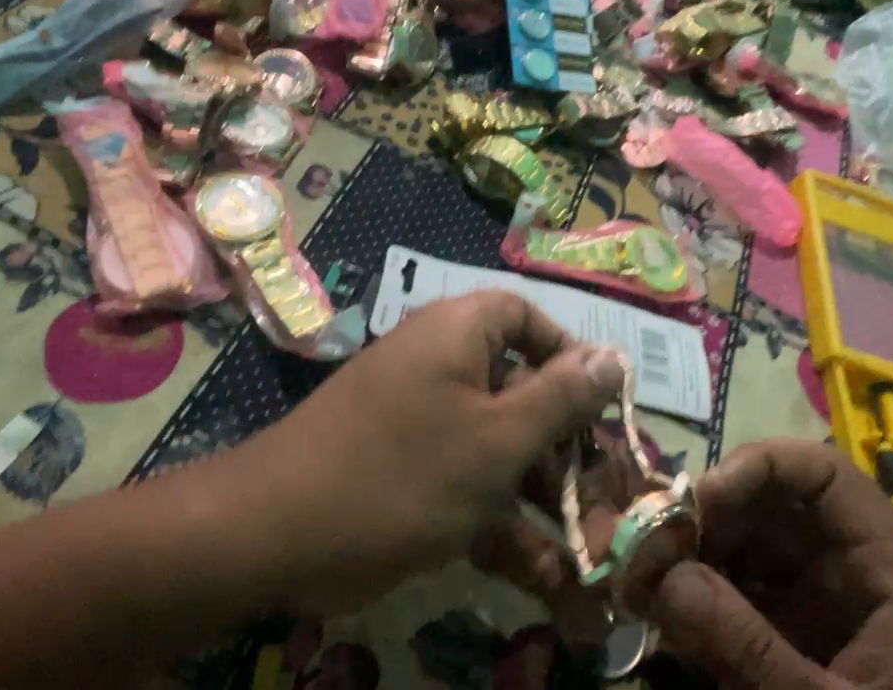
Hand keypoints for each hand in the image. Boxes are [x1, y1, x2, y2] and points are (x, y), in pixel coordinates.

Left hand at [239, 290, 627, 616]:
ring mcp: (421, 423)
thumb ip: (561, 398)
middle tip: (607, 497)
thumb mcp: (499, 437)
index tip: (600, 406)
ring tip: (590, 552)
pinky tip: (543, 576)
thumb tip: (611, 355)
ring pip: (499, 449)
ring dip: (543, 500)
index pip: (523, 316)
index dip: (566, 353)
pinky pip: (467, 484)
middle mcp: (440, 366)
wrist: (281, 534)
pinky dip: (501, 522)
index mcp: (458, 334)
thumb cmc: (406, 471)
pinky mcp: (408, 473)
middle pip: (520, 390)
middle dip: (567, 449)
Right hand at [644, 440, 892, 689]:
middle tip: (644, 550)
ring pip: (741, 549)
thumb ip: (753, 651)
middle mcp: (850, 576)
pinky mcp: (788, 646)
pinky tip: (651, 610)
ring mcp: (817, 611)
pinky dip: (690, 597)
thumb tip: (666, 577)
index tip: (702, 499)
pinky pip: (732, 597)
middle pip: (769, 509)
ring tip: (635, 584)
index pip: (826, 477)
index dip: (762, 467)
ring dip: (685, 556)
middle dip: (703, 519)